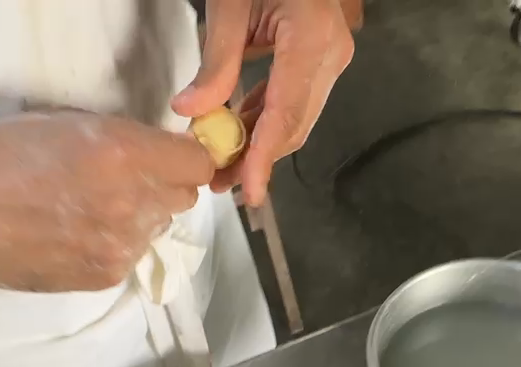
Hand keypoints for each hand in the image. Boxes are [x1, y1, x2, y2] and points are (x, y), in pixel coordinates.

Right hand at [0, 111, 211, 290]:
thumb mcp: (66, 126)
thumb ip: (122, 143)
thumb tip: (157, 159)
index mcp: (123, 154)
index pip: (196, 164)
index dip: (188, 159)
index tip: (173, 157)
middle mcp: (132, 204)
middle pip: (183, 198)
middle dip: (163, 187)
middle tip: (124, 180)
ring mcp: (122, 247)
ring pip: (158, 229)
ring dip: (138, 217)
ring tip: (88, 209)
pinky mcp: (108, 277)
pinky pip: (132, 255)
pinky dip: (115, 244)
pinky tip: (75, 235)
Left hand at [171, 0, 354, 204]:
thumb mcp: (229, 3)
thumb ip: (215, 63)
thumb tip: (189, 113)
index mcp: (311, 37)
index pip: (285, 114)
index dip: (265, 158)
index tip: (248, 192)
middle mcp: (330, 56)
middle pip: (293, 125)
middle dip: (257, 160)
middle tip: (219, 184)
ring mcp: (331, 60)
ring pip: (294, 120)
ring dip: (259, 145)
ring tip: (223, 168)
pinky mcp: (322, 61)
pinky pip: (292, 102)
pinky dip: (264, 121)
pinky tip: (238, 135)